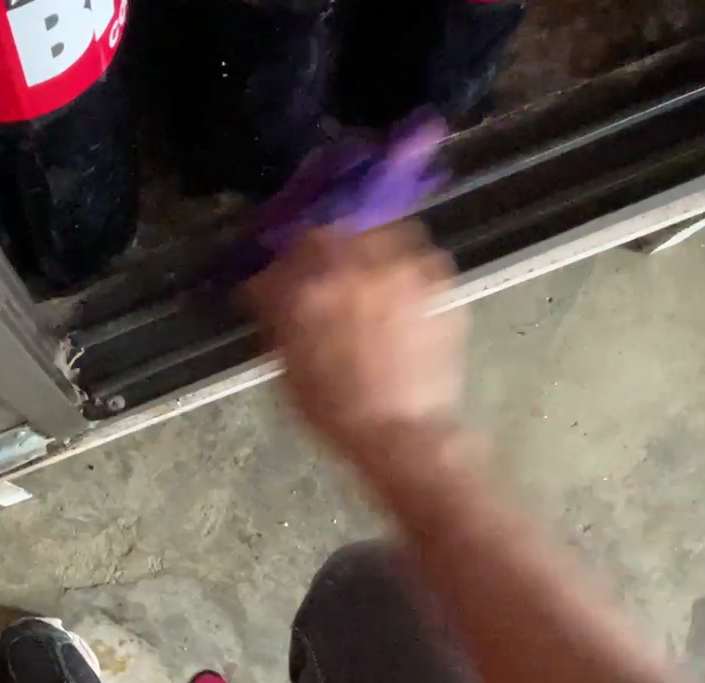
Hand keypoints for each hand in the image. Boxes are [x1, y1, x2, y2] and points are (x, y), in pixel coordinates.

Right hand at [241, 226, 468, 465]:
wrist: (398, 431)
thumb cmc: (334, 410)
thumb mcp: (287, 369)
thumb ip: (277, 319)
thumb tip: (267, 292)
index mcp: (308, 291)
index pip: (284, 254)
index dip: (278, 266)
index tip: (276, 280)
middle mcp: (355, 268)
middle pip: (329, 231)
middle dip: (317, 248)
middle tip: (318, 270)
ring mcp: (401, 270)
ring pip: (377, 229)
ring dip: (363, 243)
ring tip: (360, 270)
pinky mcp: (437, 281)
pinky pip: (416, 253)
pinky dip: (402, 263)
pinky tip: (396, 287)